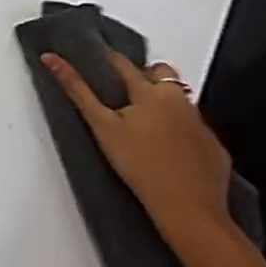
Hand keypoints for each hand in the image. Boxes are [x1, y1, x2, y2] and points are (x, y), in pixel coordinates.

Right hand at [41, 49, 232, 236]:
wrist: (190, 211)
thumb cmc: (139, 164)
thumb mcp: (101, 125)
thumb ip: (76, 88)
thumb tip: (50, 58)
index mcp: (150, 92)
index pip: (123, 62)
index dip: (106, 56)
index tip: (94, 55)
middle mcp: (180, 102)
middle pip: (162, 72)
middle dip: (145, 73)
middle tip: (125, 90)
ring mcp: (202, 125)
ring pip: (181, 98)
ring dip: (164, 99)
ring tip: (144, 118)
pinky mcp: (216, 148)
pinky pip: (196, 126)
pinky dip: (181, 127)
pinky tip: (168, 145)